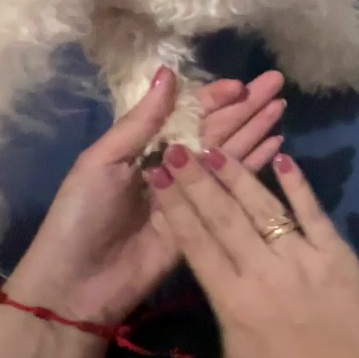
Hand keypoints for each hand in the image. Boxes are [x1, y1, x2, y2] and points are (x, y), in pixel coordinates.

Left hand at [6, 67, 287, 323]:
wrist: (77, 285)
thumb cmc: (82, 216)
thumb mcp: (103, 162)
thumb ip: (141, 120)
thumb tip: (168, 72)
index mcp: (148, 144)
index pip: (190, 112)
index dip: (215, 97)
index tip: (240, 85)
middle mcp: (175, 162)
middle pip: (218, 126)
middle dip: (247, 103)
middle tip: (277, 81)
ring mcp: (194, 189)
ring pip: (232, 149)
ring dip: (257, 127)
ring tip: (281, 105)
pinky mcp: (208, 217)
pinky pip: (235, 183)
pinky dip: (256, 162)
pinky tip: (276, 144)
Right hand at [152, 143, 358, 357]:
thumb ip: (227, 311)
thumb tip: (222, 275)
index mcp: (233, 304)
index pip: (197, 246)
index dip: (177, 209)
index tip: (162, 178)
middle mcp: (264, 272)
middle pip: (224, 218)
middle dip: (198, 181)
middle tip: (178, 149)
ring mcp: (304, 257)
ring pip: (264, 208)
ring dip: (238, 176)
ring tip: (216, 149)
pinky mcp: (337, 252)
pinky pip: (314, 212)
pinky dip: (298, 185)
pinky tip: (282, 157)